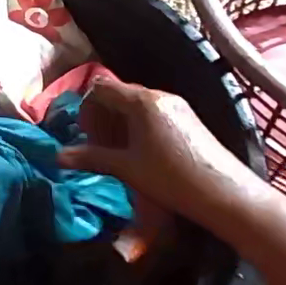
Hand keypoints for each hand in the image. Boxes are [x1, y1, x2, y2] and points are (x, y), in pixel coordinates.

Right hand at [56, 77, 272, 230]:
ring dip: (119, 123)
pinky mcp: (188, 120)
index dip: (86, 109)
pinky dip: (137, 127)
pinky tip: (140, 153)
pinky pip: (152, 113)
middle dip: (102, 117)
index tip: (87, 135)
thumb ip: (89, 158)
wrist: (228, 196)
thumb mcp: (125, 168)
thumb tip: (57, 157)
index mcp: (141, 102)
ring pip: (135, 105)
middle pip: (117, 95)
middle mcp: (159, 96)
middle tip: (98, 146)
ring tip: (118, 152)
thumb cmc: (171, 178)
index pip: (100, 89)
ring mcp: (177, 107)